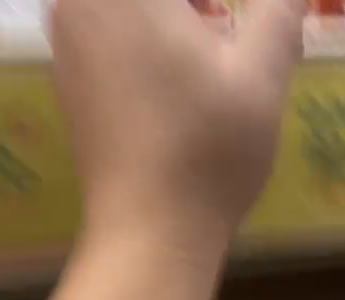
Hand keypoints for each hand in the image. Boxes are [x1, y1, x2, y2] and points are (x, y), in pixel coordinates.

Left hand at [49, 0, 305, 253]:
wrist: (150, 232)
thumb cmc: (208, 151)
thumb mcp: (260, 79)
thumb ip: (278, 16)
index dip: (212, 11)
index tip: (228, 21)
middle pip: (147, 1)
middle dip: (195, 13)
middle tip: (222, 27)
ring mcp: (67, 39)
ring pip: (119, 7)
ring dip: (167, 19)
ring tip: (206, 36)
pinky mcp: (69, 80)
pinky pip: (103, 29)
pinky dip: (140, 34)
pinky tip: (175, 69)